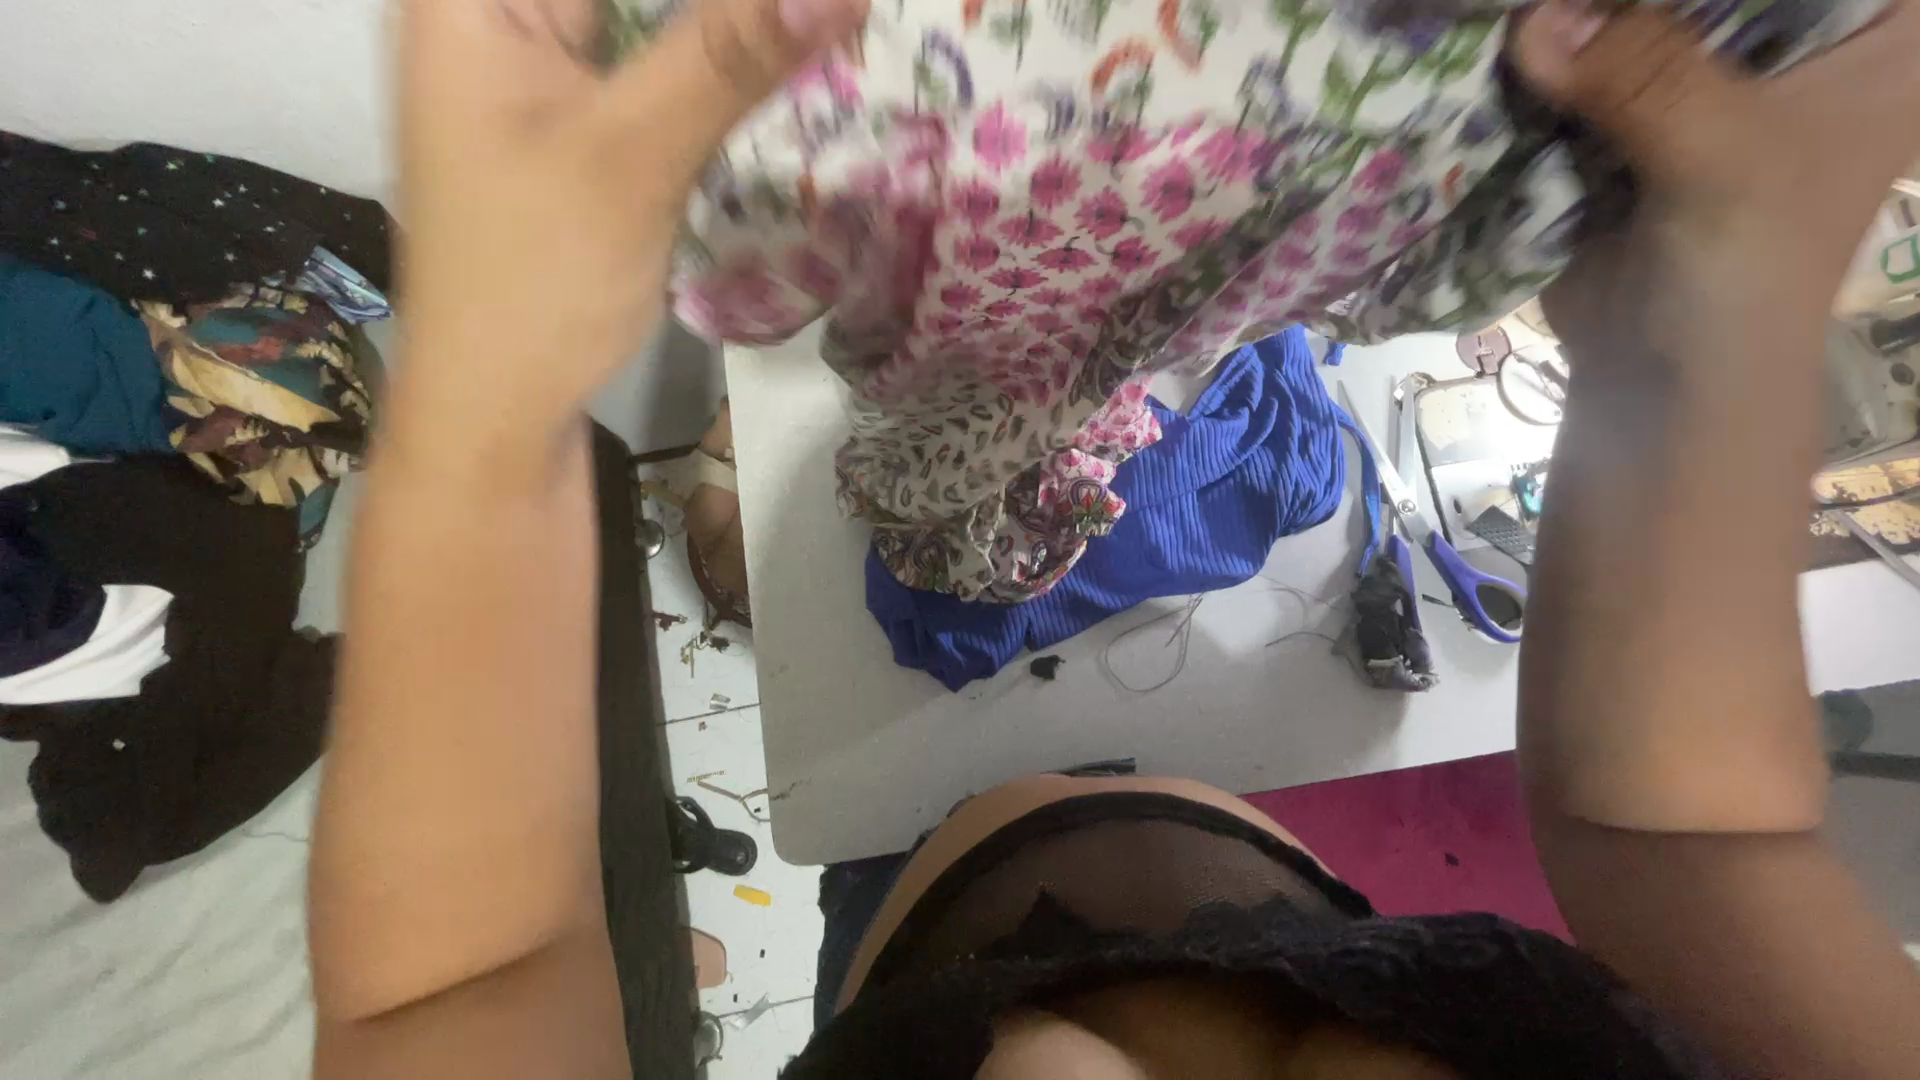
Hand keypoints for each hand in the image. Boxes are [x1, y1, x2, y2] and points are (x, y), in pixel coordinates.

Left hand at [392, 0, 867, 442]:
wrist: (503, 405)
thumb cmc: (538, 280)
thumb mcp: (631, 156)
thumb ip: (730, 56)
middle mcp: (500, 11)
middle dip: (734, 6)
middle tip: (826, 12)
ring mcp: (544, 73)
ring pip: (650, 17)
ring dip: (729, 26)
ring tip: (821, 25)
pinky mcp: (582, 129)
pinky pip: (657, 70)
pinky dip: (716, 69)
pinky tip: (779, 69)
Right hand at [1509, 0, 1919, 370]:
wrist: (1662, 372)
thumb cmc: (1741, 268)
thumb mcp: (1720, 160)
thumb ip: (1642, 81)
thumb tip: (1534, 20)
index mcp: (1876, 26)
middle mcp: (1786, 43)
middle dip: (1614, 0)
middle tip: (1547, 1)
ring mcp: (1695, 88)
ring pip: (1629, 26)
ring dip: (1571, 27)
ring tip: (1507, 16)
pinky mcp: (1619, 135)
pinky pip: (1579, 84)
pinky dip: (1540, 77)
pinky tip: (1501, 61)